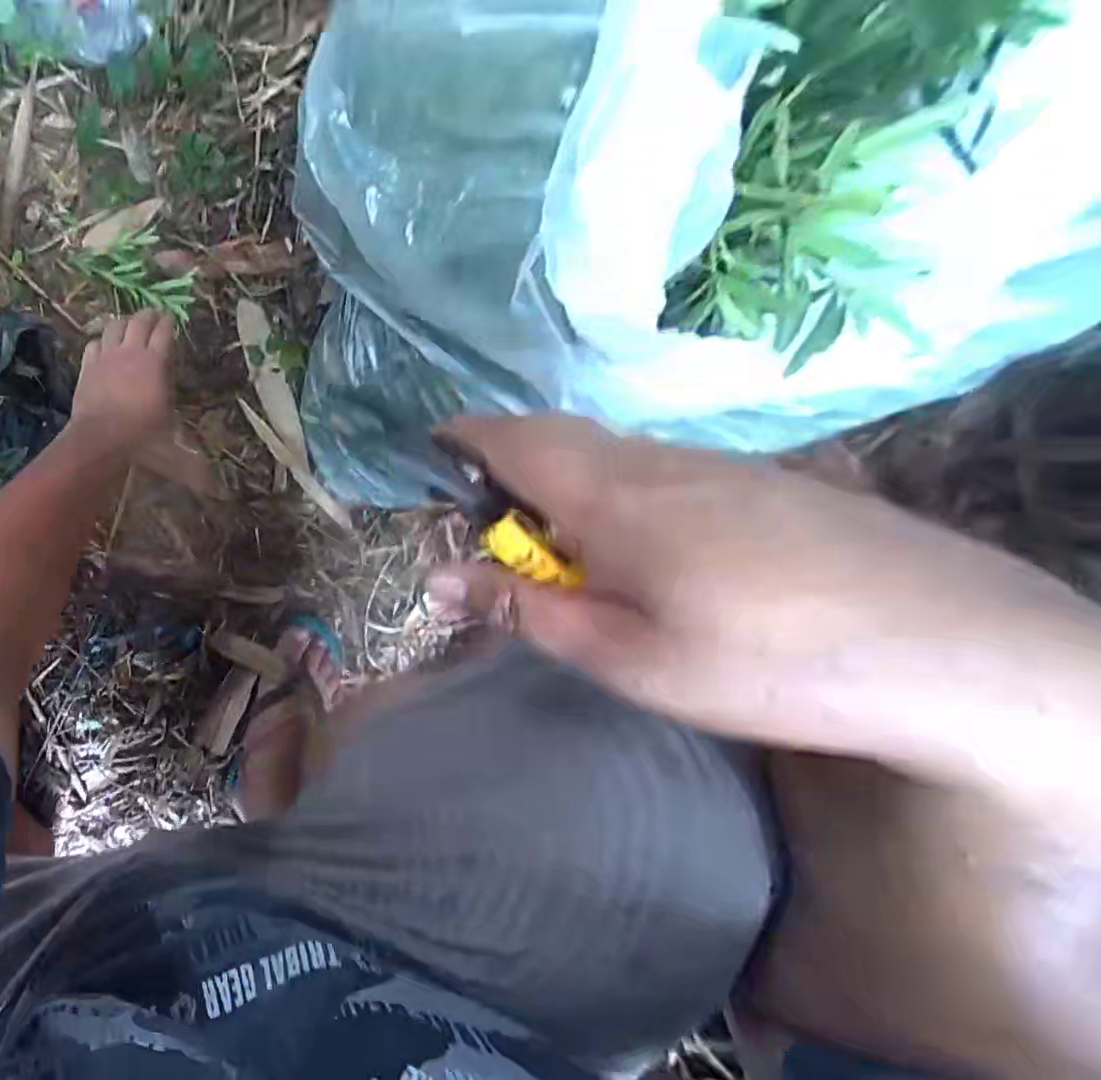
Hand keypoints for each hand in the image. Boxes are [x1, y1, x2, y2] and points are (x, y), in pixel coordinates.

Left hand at [66, 311, 174, 454]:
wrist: (100, 439)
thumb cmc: (141, 434)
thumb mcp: (168, 424)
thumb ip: (173, 404)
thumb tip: (183, 417)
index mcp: (155, 362)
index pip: (164, 331)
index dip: (168, 322)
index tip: (170, 320)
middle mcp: (131, 352)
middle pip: (139, 321)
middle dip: (148, 315)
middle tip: (152, 316)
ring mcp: (107, 357)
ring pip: (114, 326)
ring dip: (123, 323)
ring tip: (127, 325)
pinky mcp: (88, 366)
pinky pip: (94, 344)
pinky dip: (101, 342)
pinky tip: (103, 348)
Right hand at [424, 415, 1100, 806]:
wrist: (973, 656)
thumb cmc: (761, 660)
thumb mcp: (619, 653)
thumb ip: (521, 606)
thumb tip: (433, 578)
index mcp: (610, 495)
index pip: (513, 439)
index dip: (462, 436)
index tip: (427, 451)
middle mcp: (658, 462)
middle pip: (556, 434)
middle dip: (501, 456)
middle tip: (480, 512)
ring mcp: (718, 466)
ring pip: (609, 450)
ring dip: (557, 475)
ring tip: (553, 540)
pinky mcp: (763, 483)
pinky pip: (655, 466)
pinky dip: (608, 485)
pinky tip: (637, 544)